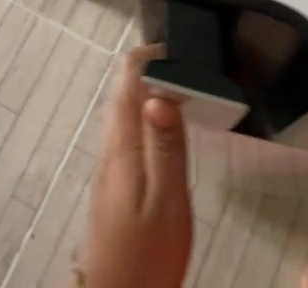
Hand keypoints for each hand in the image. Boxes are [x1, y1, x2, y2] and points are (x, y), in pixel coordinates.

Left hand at [81, 44, 192, 287]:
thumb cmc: (146, 253)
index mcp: (123, 143)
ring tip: (191, 94)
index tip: (187, 54)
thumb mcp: (166, 201)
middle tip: (196, 72)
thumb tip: (160, 92)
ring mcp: (111, 162)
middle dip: (157, 70)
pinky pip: (131, 130)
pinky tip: (173, 131)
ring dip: (155, 92)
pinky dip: (152, 117)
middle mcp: (111, 145)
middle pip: (126, 88)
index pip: (128, 77)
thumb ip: (165, 146)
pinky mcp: (116, 179)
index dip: (154, 55)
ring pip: (128, 109)